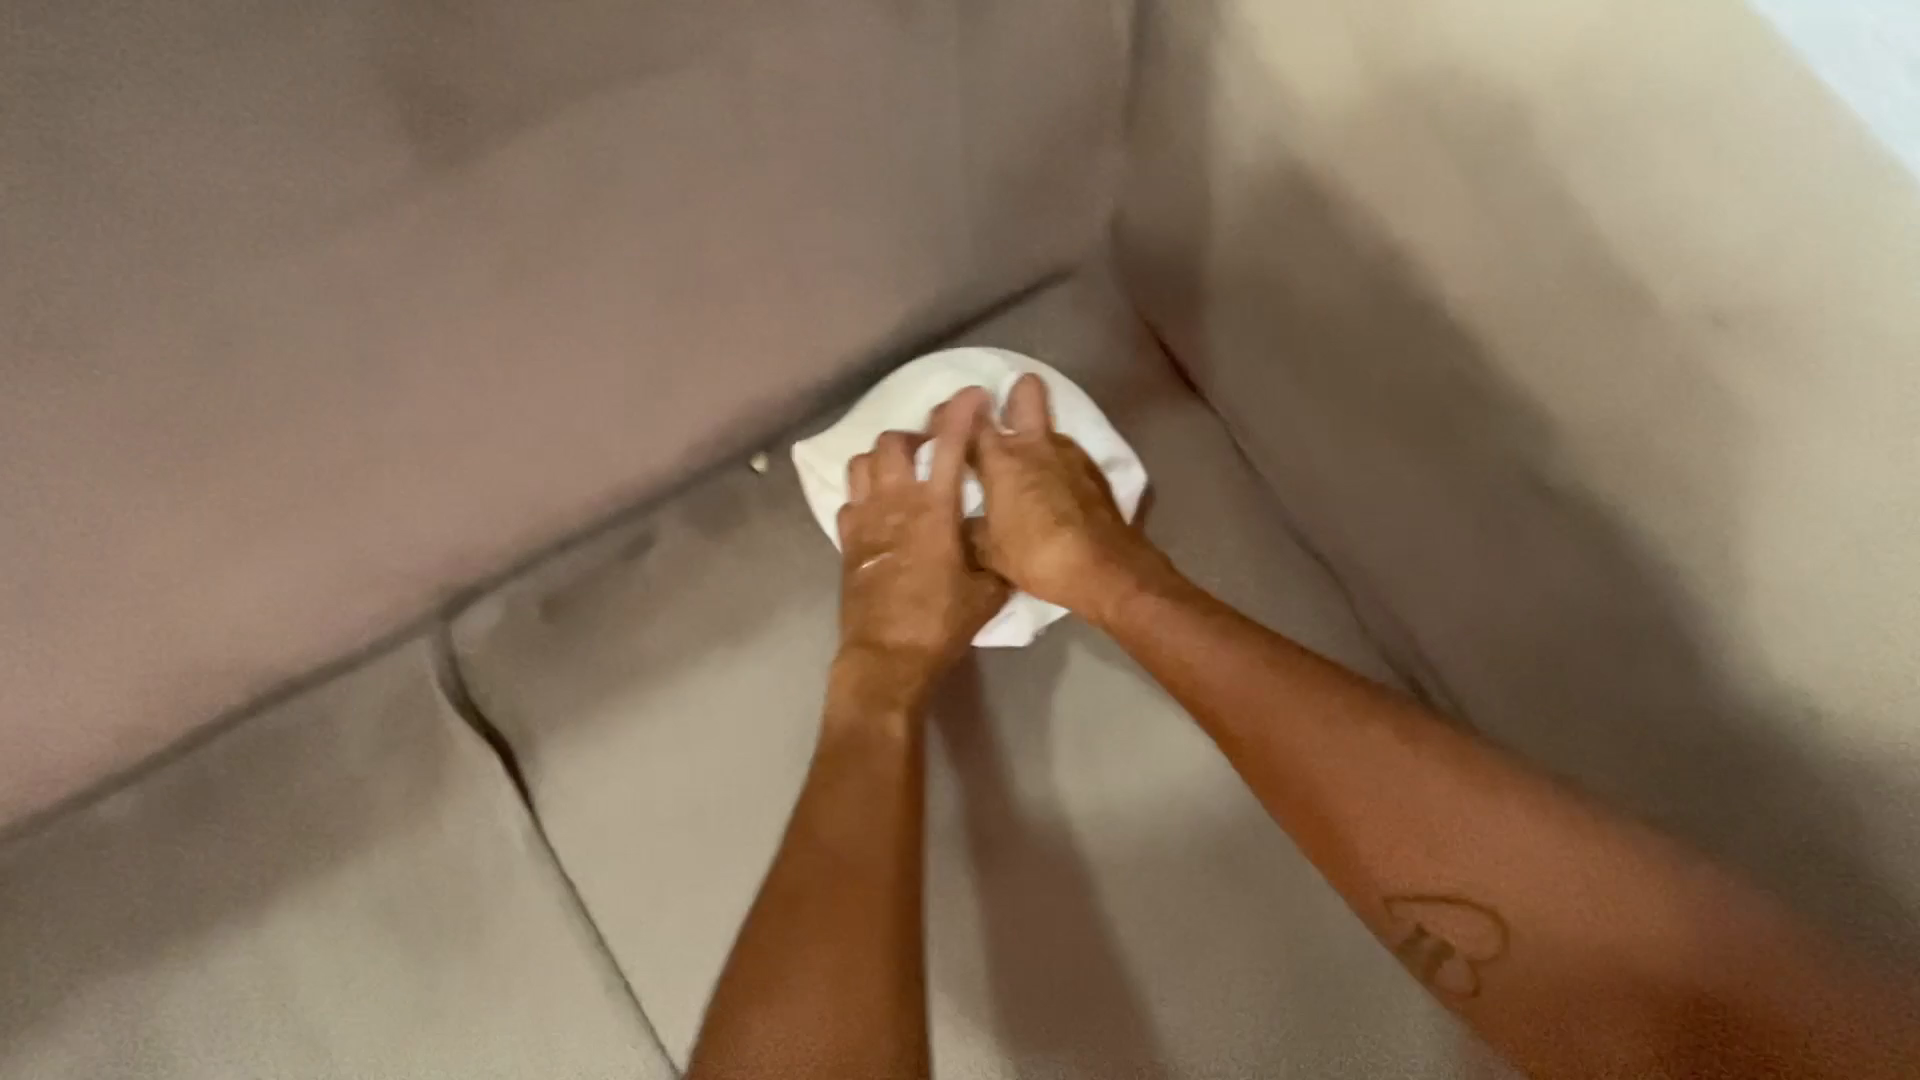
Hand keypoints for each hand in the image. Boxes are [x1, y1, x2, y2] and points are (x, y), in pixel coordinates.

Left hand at [834, 387, 1009, 707]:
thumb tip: (998, 536)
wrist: (887, 656)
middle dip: (915, 436)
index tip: (973, 395)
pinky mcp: (846, 542)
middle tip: (932, 452)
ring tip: (901, 475)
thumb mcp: (987, 591)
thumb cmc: (941, 623)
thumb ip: (995, 554)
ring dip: (883, 459)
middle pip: (893, 442)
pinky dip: (865, 494)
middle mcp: (894, 503)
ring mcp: (864, 520)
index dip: (961, 412)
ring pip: (861, 463)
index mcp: (934, 508)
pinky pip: (849, 500)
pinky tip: (882, 511)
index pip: (948, 444)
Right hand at [966, 374, 1169, 622]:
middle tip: (1004, 421)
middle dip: (1016, 396)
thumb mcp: (988, 552)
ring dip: (1038, 444)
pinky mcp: (1096, 472)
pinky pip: (1070, 459)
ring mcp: (1071, 455)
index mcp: (1000, 459)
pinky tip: (1057, 498)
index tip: (943, 423)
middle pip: (1027, 391)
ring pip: (1050, 431)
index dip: (951, 416)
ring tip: (1030, 475)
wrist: (1103, 568)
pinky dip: (1060, 470)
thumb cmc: (1035, 555)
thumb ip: (971, 529)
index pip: (968, 420)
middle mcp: (1036, 445)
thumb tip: (965, 523)